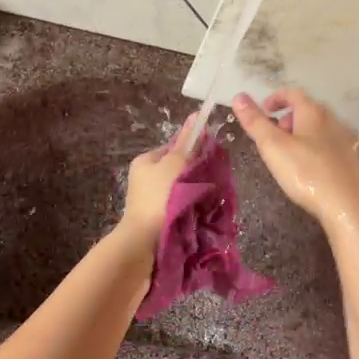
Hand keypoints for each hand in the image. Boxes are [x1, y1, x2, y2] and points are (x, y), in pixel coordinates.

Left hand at [110, 114, 198, 264]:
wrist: (145, 241)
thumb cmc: (158, 197)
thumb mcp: (174, 164)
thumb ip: (186, 145)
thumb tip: (194, 117)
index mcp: (146, 161)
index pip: (174, 146)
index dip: (193, 148)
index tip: (210, 155)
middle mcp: (146, 178)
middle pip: (179, 168)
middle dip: (197, 172)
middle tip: (214, 178)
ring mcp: (152, 200)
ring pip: (183, 189)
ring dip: (197, 192)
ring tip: (212, 196)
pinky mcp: (160, 218)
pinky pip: (181, 206)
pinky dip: (193, 207)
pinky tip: (204, 211)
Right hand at [231, 89, 358, 229]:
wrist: (348, 206)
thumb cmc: (306, 173)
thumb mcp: (273, 147)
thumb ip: (255, 122)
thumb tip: (238, 96)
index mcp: (313, 112)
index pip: (293, 93)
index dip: (276, 98)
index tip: (265, 109)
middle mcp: (334, 120)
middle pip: (309, 110)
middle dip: (290, 118)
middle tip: (276, 136)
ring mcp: (348, 140)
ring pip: (323, 128)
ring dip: (306, 134)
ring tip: (293, 154)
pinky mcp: (356, 160)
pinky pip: (334, 146)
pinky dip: (320, 149)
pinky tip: (315, 169)